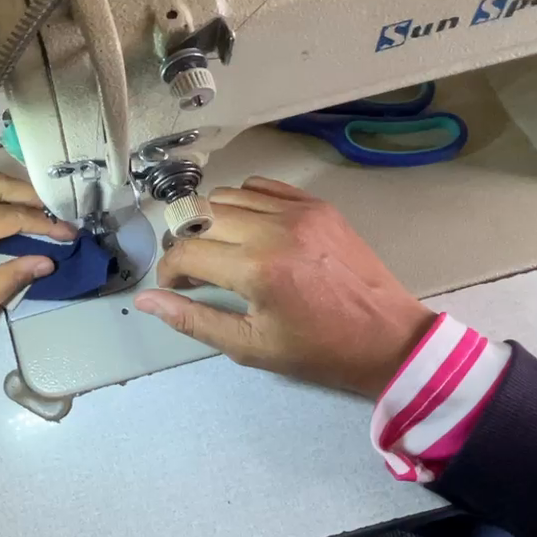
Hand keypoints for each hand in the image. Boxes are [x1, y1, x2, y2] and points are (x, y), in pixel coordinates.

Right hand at [133, 177, 434, 398]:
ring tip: (222, 248)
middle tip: (195, 269)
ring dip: (212, 220)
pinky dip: (244, 202)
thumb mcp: (250, 346)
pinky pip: (262, 186)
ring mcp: (298, 212)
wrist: (389, 338)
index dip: (169, 269)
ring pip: (227, 196)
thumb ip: (193, 320)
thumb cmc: (317, 350)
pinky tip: (250, 229)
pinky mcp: (316, 205)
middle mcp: (272, 230)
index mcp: (256, 270)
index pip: (187, 251)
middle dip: (186, 242)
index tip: (174, 285)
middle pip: (201, 218)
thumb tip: (147, 299)